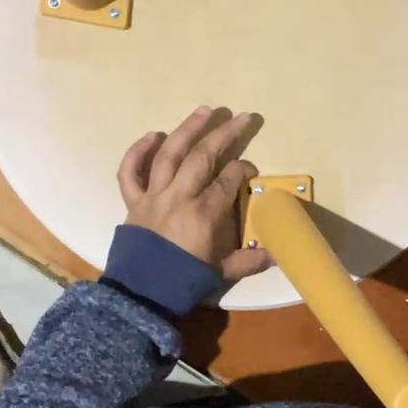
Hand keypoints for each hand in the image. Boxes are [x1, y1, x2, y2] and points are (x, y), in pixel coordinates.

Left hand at [117, 106, 271, 281]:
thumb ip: (248, 260)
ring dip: (187, 130)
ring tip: (205, 111)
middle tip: (242, 116)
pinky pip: (130, 173)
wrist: (140, 297)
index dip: (242, 170)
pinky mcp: (133, 203)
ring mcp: (153, 197)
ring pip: (169, 155)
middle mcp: (178, 198)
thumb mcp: (220, 274)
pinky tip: (152, 135)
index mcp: (203, 215)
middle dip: (225, 135)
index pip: (227, 181)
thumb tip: (276, 254)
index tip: (251, 167)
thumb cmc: (183, 284)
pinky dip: (138, 152)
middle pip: (202, 157)